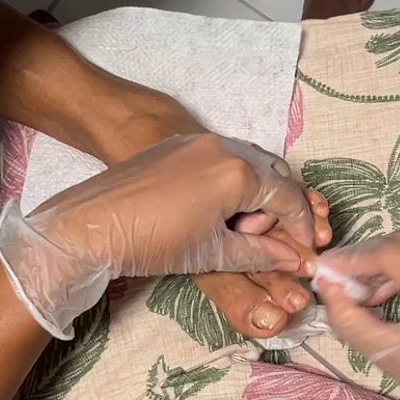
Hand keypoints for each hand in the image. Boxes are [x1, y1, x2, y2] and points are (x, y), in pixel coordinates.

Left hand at [0, 134, 316, 336]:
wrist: (92, 224)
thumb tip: (296, 258)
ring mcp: (199, 141)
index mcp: (239, 171)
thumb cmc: (153, 241)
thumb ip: (261, 254)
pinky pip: (222, 158)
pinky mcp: (179, 145)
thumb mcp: (214, 253)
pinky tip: (217, 210)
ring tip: (243, 230)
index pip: (288, 197)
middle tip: (275, 243)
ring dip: (257, 195)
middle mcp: (224, 146)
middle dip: (281, 209)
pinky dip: (232, 183)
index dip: (302, 227)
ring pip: (248, 164)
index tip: (308, 251)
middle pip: (273, 175)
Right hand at [314, 231, 399, 399]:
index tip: (324, 268)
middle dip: (368, 257)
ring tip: (361, 289)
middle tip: (338, 277)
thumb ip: (349, 317)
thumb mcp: (389, 355)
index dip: (353, 258)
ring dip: (389, 262)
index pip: (393, 253)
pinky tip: (388, 288)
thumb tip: (324, 284)